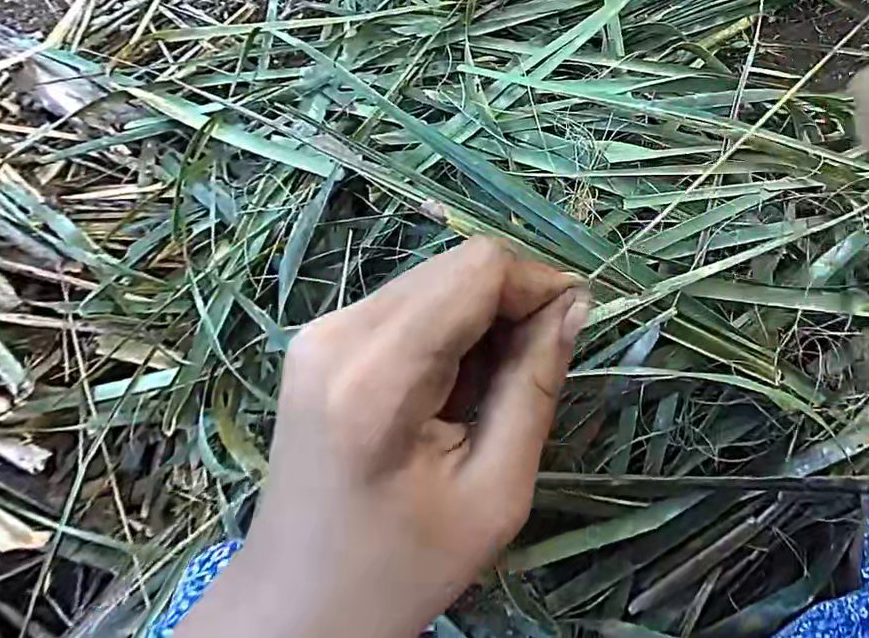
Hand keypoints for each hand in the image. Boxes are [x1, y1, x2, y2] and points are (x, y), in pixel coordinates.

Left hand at [177, 239, 588, 637]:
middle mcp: (340, 331)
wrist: (293, 611)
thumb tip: (575, 304)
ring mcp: (324, 328)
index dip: (536, 282)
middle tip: (535, 361)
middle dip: (514, 300)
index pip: (478, 269)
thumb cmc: (401, 567)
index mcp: (377, 376)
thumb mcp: (496, 492)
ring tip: (489, 385)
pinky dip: (453, 325)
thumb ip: (537, 384)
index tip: (570, 322)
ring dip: (484, 315)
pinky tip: (454, 382)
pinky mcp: (323, 334)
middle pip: (459, 265)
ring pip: (440, 276)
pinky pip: (415, 297)